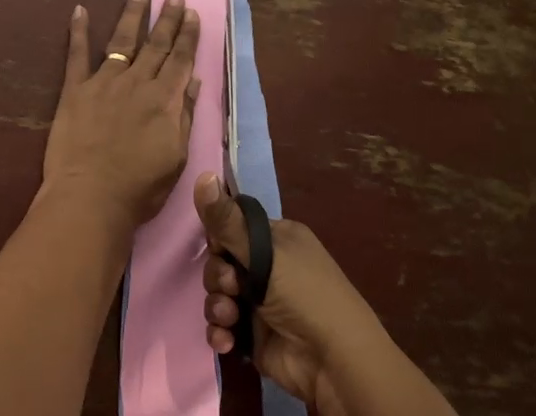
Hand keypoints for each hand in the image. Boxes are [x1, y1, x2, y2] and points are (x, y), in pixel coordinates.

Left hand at [41, 0, 201, 228]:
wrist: (91, 197)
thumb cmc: (140, 187)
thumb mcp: (176, 157)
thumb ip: (184, 115)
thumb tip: (193, 81)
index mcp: (164, 100)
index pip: (181, 60)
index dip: (188, 36)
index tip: (193, 13)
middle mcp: (137, 83)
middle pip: (156, 44)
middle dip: (167, 18)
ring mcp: (104, 82)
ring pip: (122, 40)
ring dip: (133, 14)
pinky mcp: (75, 90)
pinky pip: (77, 55)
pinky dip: (78, 31)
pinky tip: (79, 10)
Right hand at [196, 173, 385, 413]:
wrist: (333, 361)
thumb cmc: (305, 294)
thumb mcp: (266, 253)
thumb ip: (228, 221)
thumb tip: (202, 174)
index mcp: (276, 239)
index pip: (233, 227)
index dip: (219, 238)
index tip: (218, 246)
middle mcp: (267, 268)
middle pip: (220, 261)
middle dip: (218, 276)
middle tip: (231, 285)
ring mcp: (258, 303)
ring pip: (218, 294)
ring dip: (218, 306)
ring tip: (230, 317)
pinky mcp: (252, 335)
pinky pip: (222, 326)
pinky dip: (220, 332)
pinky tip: (227, 340)